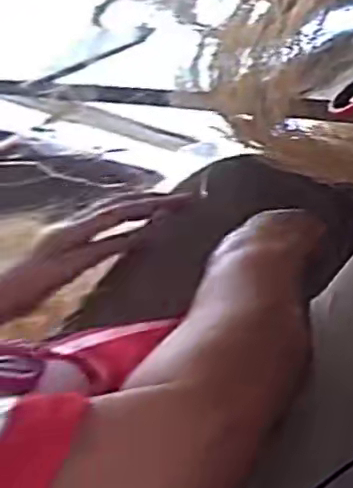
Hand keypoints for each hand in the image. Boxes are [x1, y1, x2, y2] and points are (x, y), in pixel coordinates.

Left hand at [0, 194, 193, 321]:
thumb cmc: (29, 289)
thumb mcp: (72, 269)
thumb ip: (108, 247)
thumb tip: (149, 230)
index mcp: (74, 230)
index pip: (124, 210)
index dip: (157, 204)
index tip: (188, 201)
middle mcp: (70, 226)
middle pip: (116, 204)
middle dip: (151, 198)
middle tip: (184, 198)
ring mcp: (64, 233)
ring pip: (109, 209)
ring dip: (139, 203)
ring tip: (166, 204)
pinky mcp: (63, 242)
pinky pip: (102, 219)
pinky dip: (126, 213)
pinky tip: (136, 220)